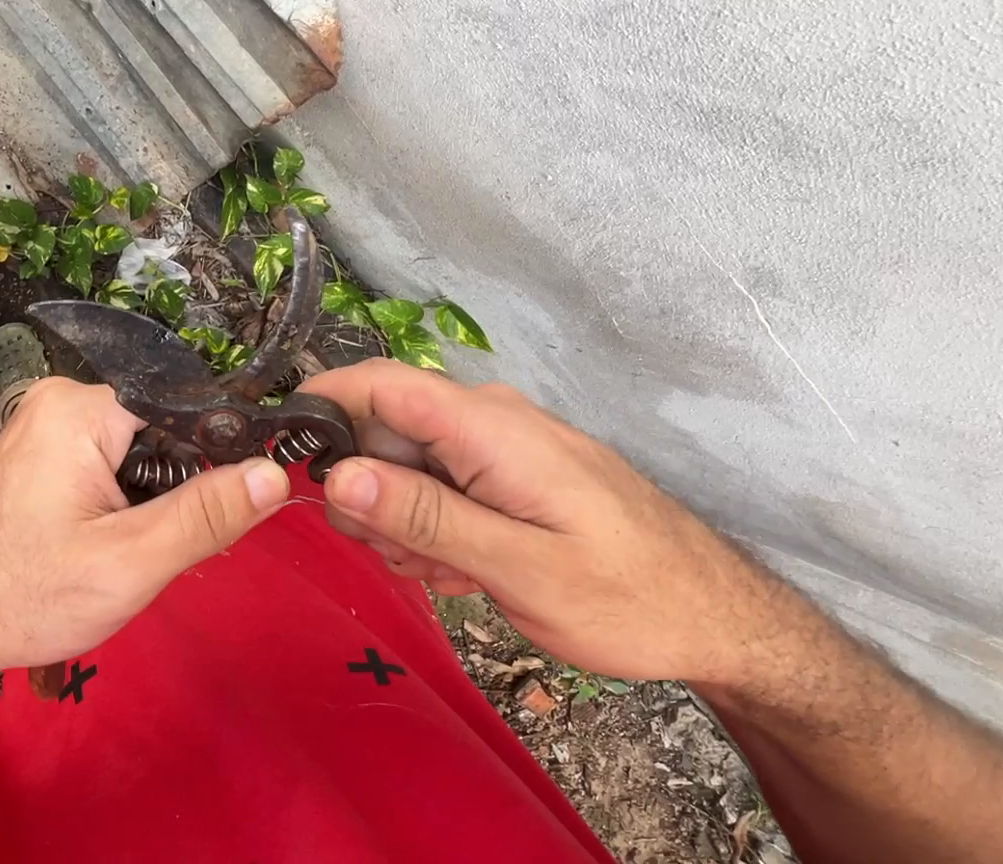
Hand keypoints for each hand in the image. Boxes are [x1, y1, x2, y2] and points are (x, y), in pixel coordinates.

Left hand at [0, 377, 292, 728]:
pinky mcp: (38, 450)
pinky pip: (104, 456)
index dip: (209, 454)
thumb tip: (274, 473)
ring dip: (146, 493)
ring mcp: (42, 423)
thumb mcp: (130, 562)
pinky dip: (120, 494)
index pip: (178, 406)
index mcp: (77, 407)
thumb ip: (206, 515)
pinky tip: (104, 535)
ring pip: (134, 445)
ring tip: (125, 544)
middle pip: (156, 426)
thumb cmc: (30, 598)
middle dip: (172, 482)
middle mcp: (57, 399)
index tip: (226, 501)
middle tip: (156, 540)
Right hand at [299, 359, 795, 686]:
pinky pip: (435, 481)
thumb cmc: (629, 597)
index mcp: (489, 427)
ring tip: (443, 570)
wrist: (720, 619)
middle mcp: (486, 419)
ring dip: (399, 516)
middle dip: (365, 490)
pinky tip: (461, 564)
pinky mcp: (503, 469)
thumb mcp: (520, 568)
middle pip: (382, 428)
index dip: (321, 403)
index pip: (381, 383)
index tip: (282, 453)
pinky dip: (428, 522)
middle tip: (394, 554)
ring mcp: (496, 444)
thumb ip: (425, 516)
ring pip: (403, 462)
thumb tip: (337, 475)